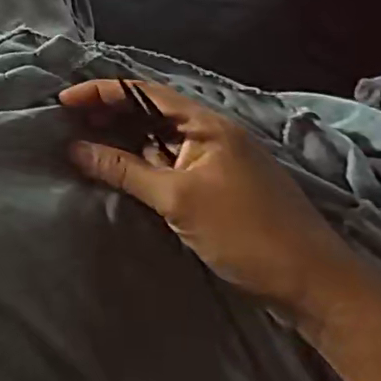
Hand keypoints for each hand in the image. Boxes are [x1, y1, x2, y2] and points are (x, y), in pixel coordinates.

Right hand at [62, 79, 379, 325]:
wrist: (317, 287)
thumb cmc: (247, 233)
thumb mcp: (178, 199)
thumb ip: (124, 169)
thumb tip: (74, 148)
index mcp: (206, 123)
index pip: (142, 92)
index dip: (100, 92)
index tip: (63, 102)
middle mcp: (210, 133)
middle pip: (148, 111)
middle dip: (108, 114)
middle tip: (68, 125)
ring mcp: (215, 161)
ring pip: (158, 139)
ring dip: (123, 140)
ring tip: (85, 145)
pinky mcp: (216, 187)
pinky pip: (169, 163)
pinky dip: (142, 164)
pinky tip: (121, 172)